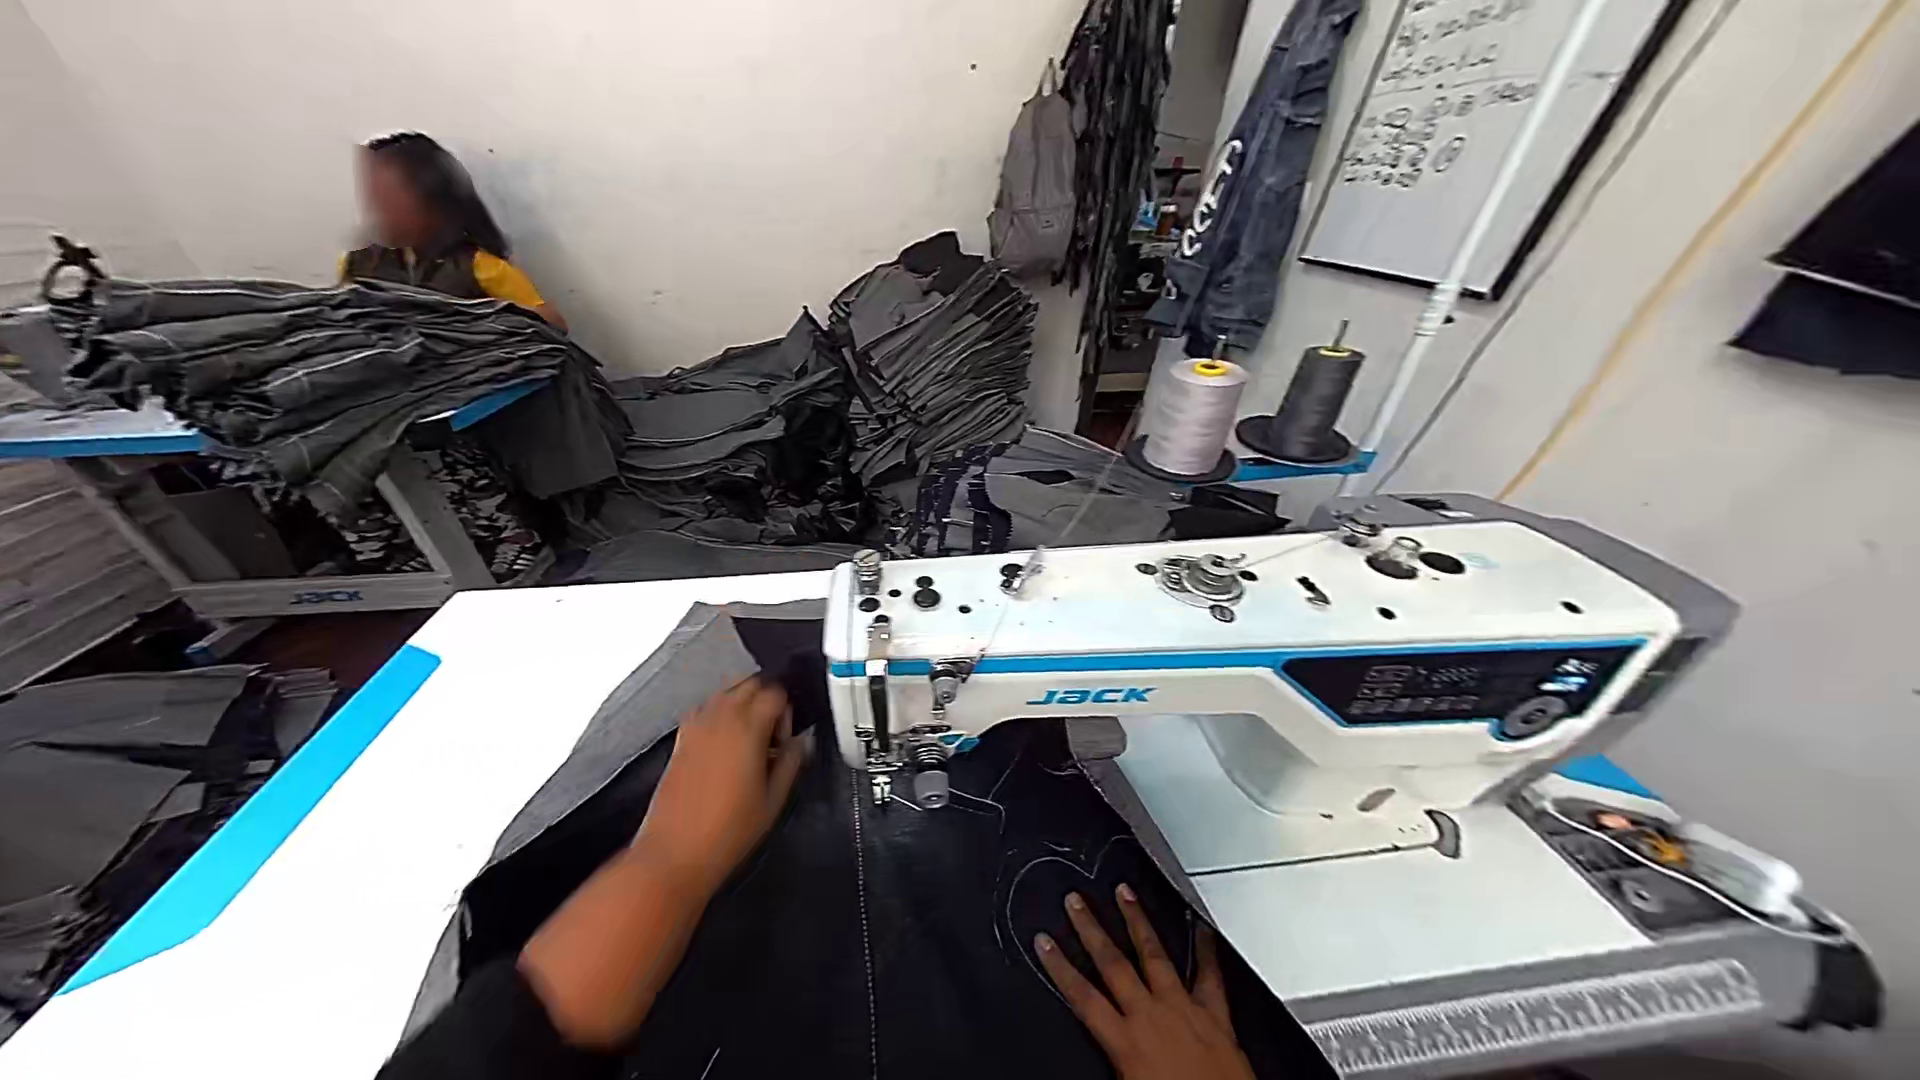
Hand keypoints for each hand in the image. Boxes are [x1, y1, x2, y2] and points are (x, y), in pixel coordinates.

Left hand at [634, 676, 808, 900]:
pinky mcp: (681, 739)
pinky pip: (706, 709)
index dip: (787, 712)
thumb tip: (799, 743)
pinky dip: (721, 714)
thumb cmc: (729, 831)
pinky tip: (725, 745)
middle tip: (773, 736)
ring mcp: (696, 726)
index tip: (786, 740)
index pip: (776, 692)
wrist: (675, 854)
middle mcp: (720, 718)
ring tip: (750, 739)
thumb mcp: (774, 799)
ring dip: (744, 704)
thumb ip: (793, 761)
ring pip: (727, 692)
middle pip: (751, 684)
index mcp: (748, 728)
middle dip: (767, 700)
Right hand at [1035, 886, 1254, 1079]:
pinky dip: (1207, 950)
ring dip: (1136, 921)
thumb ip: (1113, 1065)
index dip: (1060, 968)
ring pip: (1154, 955)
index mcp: (1127, 1044)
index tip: (1044, 942)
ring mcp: (1183, 1010)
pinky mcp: (1216, 1017)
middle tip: (1075, 901)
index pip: (1083, 997)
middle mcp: (1151, 1017)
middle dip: (1090, 929)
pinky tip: (1203, 926)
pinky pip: (1210, 976)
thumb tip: (1097, 1057)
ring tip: (1124, 893)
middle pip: (1113, 964)